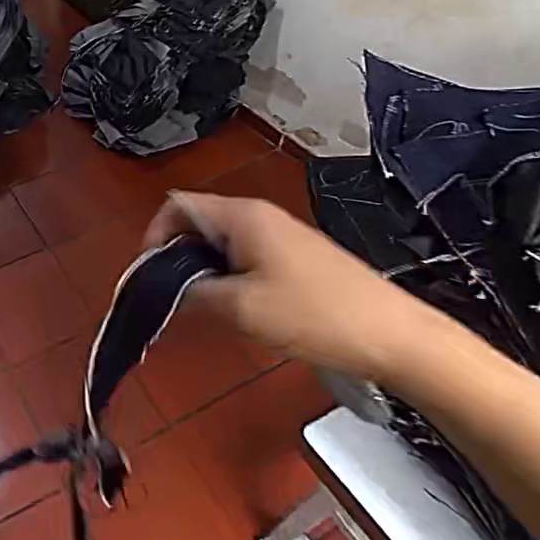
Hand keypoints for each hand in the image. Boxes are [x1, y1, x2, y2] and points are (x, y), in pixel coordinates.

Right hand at [144, 192, 466, 382]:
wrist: (390, 334)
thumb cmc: (315, 314)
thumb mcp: (241, 308)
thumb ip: (193, 293)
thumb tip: (162, 289)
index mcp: (242, 215)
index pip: (178, 205)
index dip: (155, 235)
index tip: (149, 274)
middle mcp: (259, 216)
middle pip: (197, 223)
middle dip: (177, 256)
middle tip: (171, 297)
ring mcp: (279, 234)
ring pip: (220, 242)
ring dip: (202, 270)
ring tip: (200, 307)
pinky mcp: (294, 256)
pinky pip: (244, 256)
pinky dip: (227, 276)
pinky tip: (234, 308)